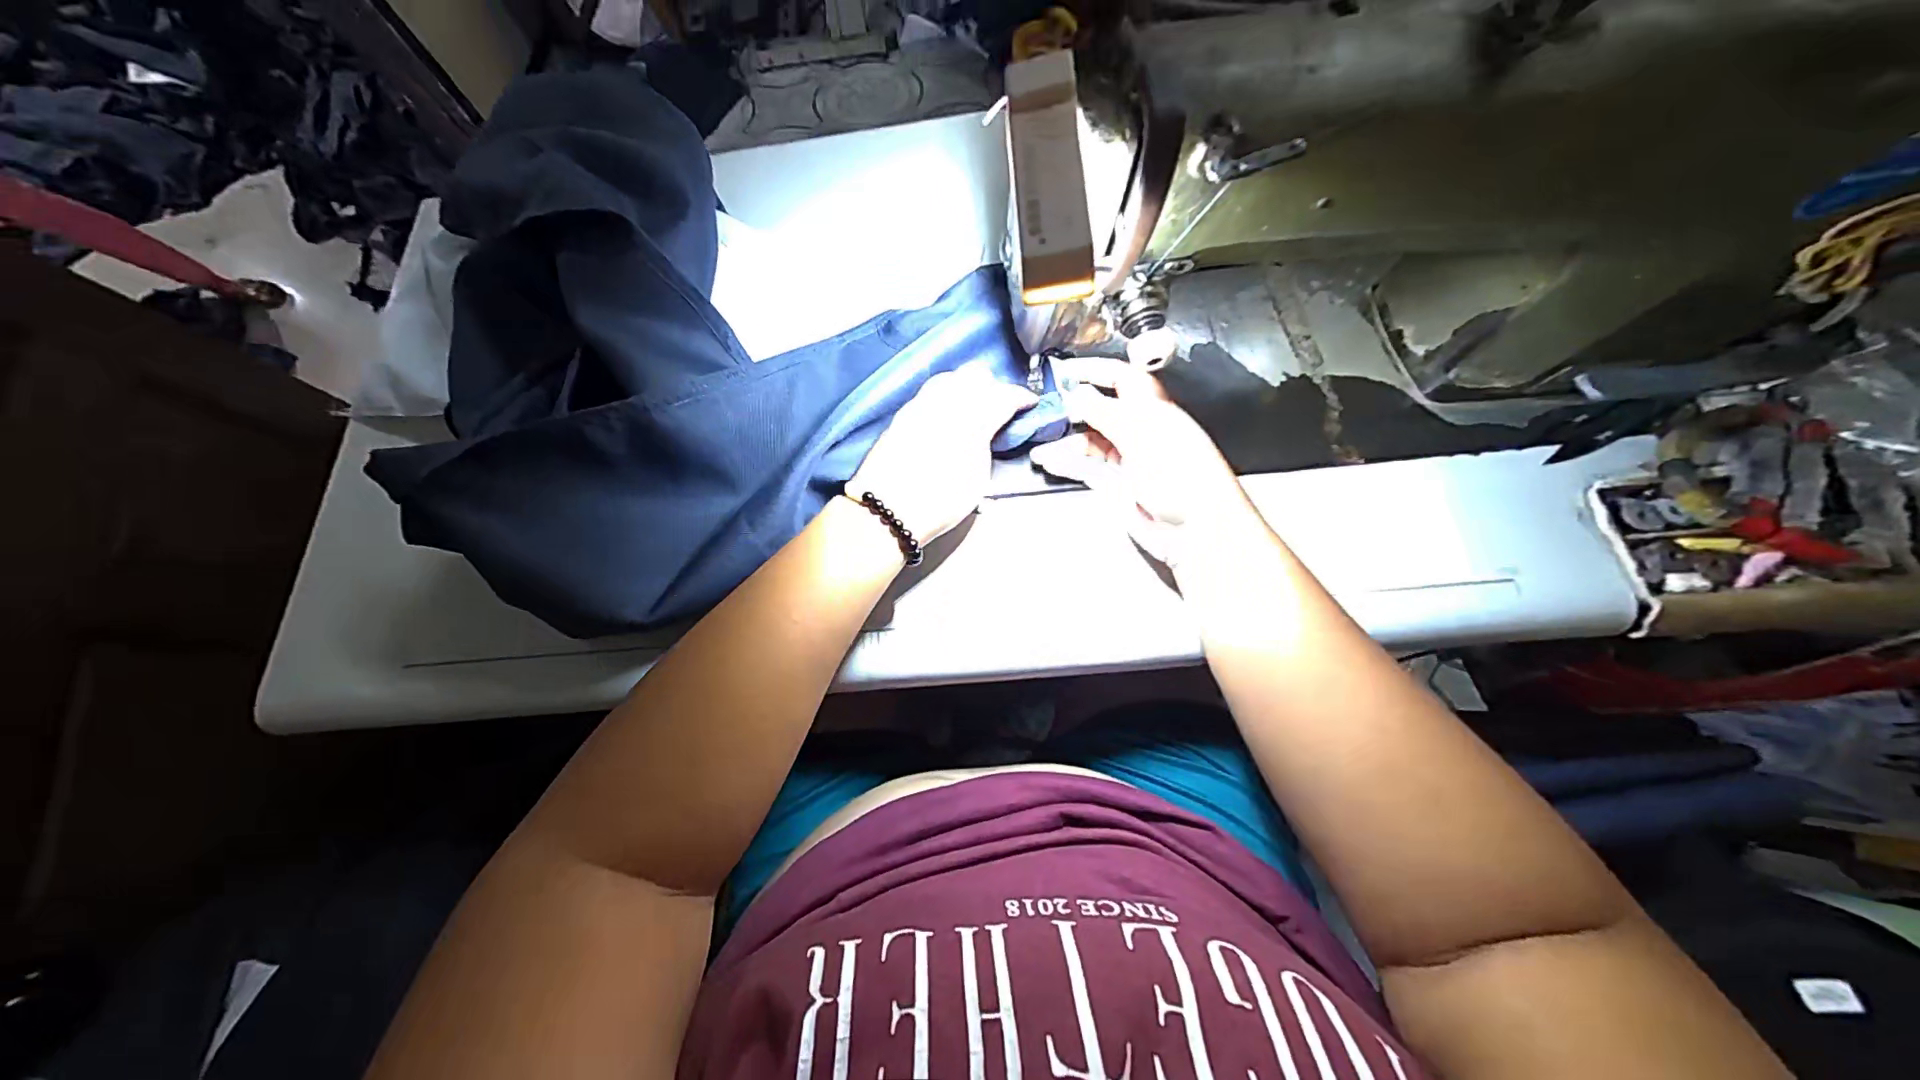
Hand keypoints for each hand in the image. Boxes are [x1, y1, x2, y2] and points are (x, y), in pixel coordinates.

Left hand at [845, 368, 1037, 543]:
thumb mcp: (978, 477)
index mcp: (973, 416)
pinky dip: (944, 398)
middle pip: (975, 376)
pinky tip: (946, 417)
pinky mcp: (901, 415)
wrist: (887, 510)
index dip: (1021, 398)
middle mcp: (945, 401)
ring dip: (965, 388)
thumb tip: (990, 430)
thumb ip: (987, 442)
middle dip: (992, 387)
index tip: (1028, 404)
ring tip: (972, 410)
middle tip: (1000, 408)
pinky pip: (929, 394)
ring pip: (949, 379)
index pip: (1004, 395)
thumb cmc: (938, 501)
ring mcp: (919, 404)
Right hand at [1029, 357, 1266, 568]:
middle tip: (1049, 407)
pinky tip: (1050, 460)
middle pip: (1102, 411)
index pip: (1123, 379)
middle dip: (1075, 407)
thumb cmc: (1183, 475)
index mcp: (1155, 409)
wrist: (1194, 527)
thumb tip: (1079, 394)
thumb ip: (1105, 412)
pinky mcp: (1119, 486)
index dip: (1096, 371)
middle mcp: (1142, 431)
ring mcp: (1130, 460)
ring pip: (1091, 442)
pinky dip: (1067, 463)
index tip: (1068, 371)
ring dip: (1065, 440)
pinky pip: (1087, 468)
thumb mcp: (1140, 432)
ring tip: (1040, 439)